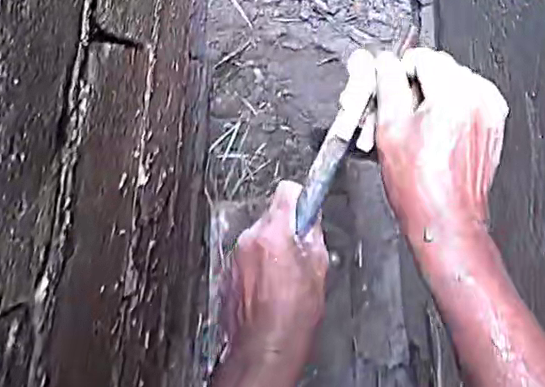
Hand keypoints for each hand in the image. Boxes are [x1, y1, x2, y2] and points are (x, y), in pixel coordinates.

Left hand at [219, 180, 327, 385]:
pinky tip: (269, 288)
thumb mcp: (318, 265)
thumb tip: (310, 218)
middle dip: (285, 228)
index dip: (300, 198)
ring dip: (270, 248)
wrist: (264, 353)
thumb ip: (312, 233)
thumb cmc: (291, 317)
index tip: (306, 207)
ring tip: (283, 275)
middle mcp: (249, 240)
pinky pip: (246, 259)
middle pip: (271, 216)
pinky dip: (257, 267)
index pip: (287, 191)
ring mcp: (234, 260)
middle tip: (298, 251)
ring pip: (258, 238)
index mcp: (274, 232)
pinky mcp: (226, 277)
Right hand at [373, 48, 508, 240]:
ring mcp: (489, 109)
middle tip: (398, 110)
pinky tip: (439, 126)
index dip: (401, 70)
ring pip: (455, 79)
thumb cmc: (420, 188)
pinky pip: (471, 95)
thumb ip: (387, 85)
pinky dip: (455, 103)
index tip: (391, 86)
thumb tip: (384, 62)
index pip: (424, 56)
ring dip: (435, 92)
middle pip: (440, 65)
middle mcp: (477, 98)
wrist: (447, 220)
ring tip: (418, 123)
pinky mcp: (494, 121)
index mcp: (453, 96)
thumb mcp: (390, 130)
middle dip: (416, 82)